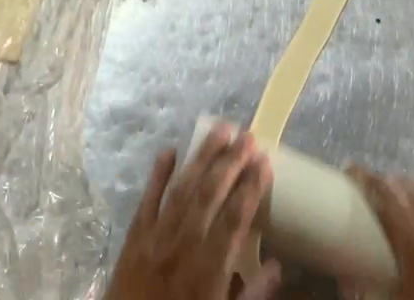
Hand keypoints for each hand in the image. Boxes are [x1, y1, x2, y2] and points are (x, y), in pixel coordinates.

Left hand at [105, 124, 280, 299]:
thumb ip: (252, 295)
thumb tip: (279, 266)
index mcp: (209, 269)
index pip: (235, 218)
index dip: (251, 188)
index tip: (265, 161)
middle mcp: (183, 244)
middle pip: (210, 194)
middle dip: (230, 162)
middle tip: (248, 136)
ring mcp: (156, 237)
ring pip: (182, 188)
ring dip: (202, 157)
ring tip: (220, 130)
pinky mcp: (134, 237)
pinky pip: (147, 200)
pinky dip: (158, 174)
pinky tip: (169, 151)